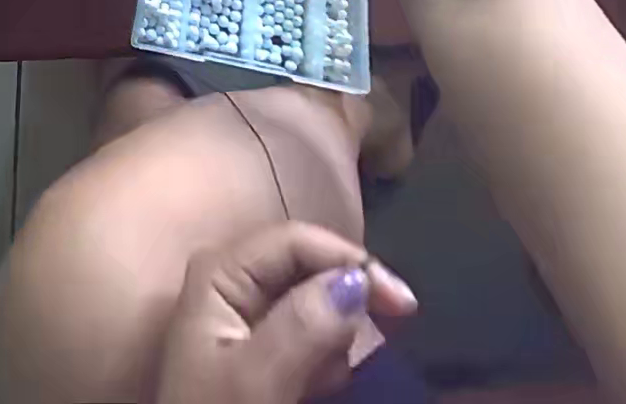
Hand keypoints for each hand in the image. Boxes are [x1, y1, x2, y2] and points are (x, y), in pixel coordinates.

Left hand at [149, 222, 417, 403]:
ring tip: (325, 380)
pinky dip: (326, 358)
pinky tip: (320, 385)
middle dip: (346, 297)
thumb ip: (302, 327)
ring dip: (336, 336)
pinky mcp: (261, 347)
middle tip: (391, 334)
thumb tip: (355, 280)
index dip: (348, 259)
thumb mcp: (254, 381)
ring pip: (313, 301)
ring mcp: (245, 312)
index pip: (293, 240)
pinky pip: (308, 336)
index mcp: (220, 269)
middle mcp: (232, 278)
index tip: (405, 304)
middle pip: (305, 264)